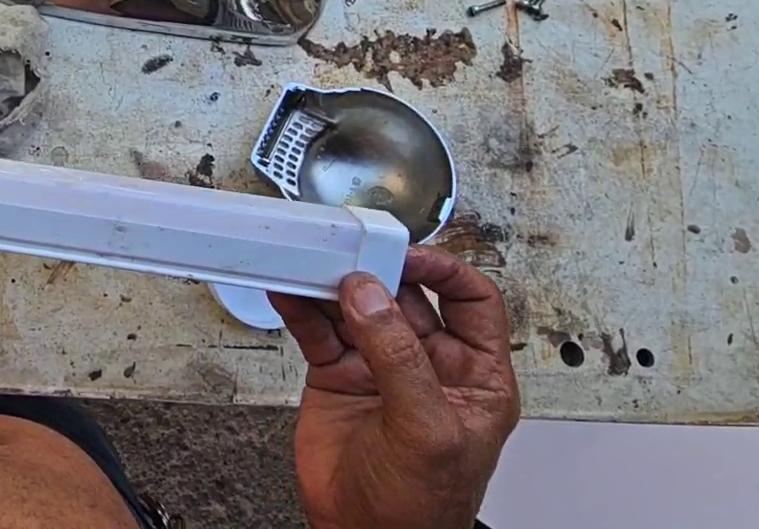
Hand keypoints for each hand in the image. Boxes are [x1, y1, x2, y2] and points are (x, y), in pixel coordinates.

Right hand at [269, 246, 519, 528]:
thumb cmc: (420, 509)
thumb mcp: (427, 431)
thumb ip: (399, 358)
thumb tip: (371, 294)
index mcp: (472, 374)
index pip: (471, 300)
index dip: (442, 270)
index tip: (404, 255)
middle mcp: (424, 362)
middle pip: (401, 293)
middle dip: (372, 270)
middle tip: (344, 255)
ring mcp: (376, 363)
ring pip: (353, 304)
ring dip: (328, 284)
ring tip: (307, 269)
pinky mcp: (334, 370)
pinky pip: (315, 326)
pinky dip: (297, 305)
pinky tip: (287, 293)